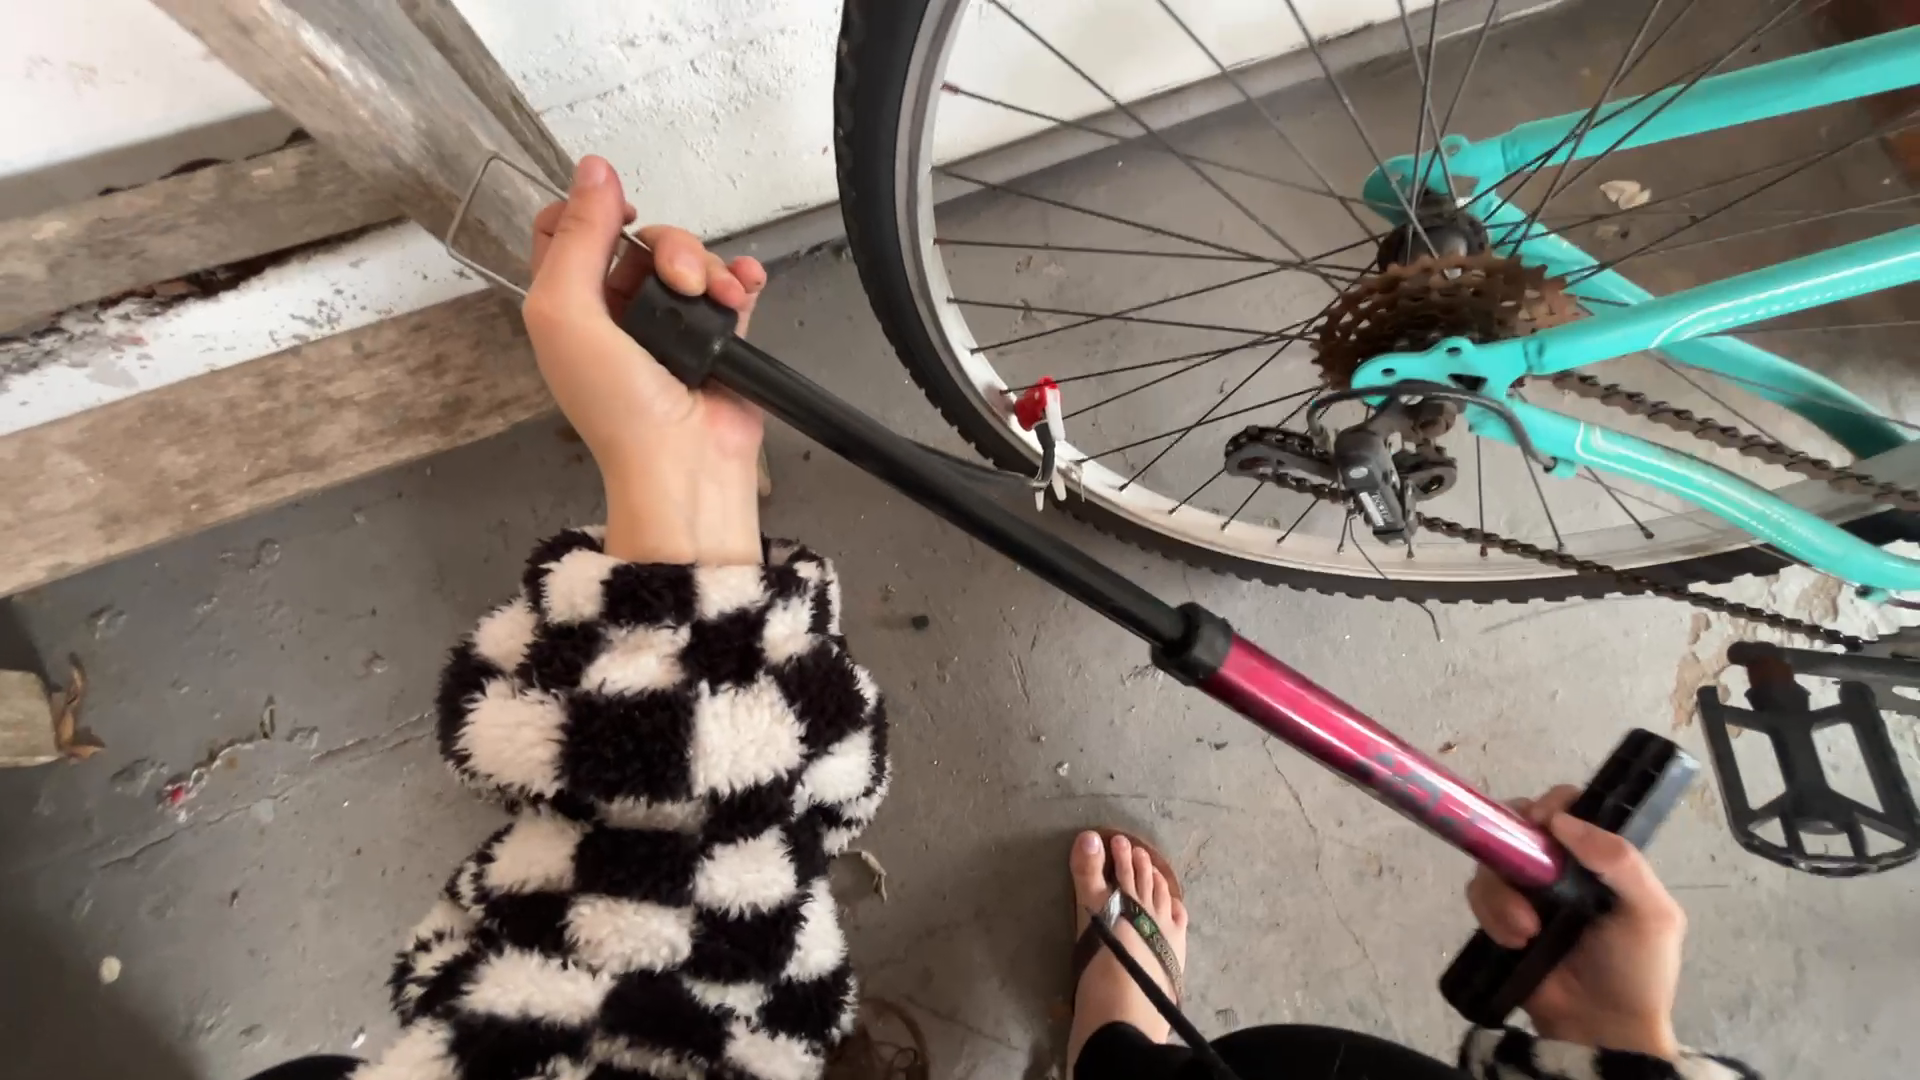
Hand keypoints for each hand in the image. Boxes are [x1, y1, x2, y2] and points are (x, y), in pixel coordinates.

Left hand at [521, 155, 768, 564]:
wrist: (685, 460)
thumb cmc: (617, 402)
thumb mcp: (567, 314)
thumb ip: (577, 238)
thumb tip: (594, 169)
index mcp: (573, 306)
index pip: (570, 233)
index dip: (592, 210)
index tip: (623, 215)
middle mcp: (622, 313)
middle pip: (643, 243)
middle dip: (671, 248)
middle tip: (683, 281)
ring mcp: (675, 327)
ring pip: (692, 264)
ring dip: (711, 269)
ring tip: (722, 301)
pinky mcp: (722, 341)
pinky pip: (734, 292)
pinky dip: (743, 280)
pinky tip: (748, 284)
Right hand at [1466, 785, 1685, 1059]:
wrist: (1600, 1025)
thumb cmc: (1634, 969)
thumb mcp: (1652, 915)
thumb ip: (1620, 862)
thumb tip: (1561, 820)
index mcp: (1595, 859)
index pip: (1567, 808)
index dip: (1550, 805)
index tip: (1541, 823)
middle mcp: (1555, 865)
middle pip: (1516, 825)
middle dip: (1513, 846)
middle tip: (1523, 872)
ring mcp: (1523, 888)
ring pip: (1491, 860)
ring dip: (1503, 894)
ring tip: (1525, 930)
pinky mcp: (1496, 911)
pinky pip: (1476, 892)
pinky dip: (1492, 914)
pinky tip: (1515, 940)